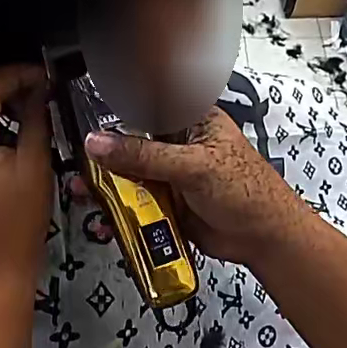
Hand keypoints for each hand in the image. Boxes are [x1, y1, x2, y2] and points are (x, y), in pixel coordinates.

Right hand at [83, 108, 314, 267]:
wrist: (264, 238)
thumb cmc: (250, 192)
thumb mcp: (193, 166)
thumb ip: (144, 156)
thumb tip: (101, 143)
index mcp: (191, 122)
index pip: (145, 109)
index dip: (116, 115)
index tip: (88, 127)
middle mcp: (179, 147)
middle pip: (131, 147)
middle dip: (105, 160)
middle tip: (81, 169)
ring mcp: (172, 178)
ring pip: (131, 180)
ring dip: (108, 189)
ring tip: (85, 195)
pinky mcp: (169, 206)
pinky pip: (137, 207)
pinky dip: (121, 214)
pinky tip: (108, 221)